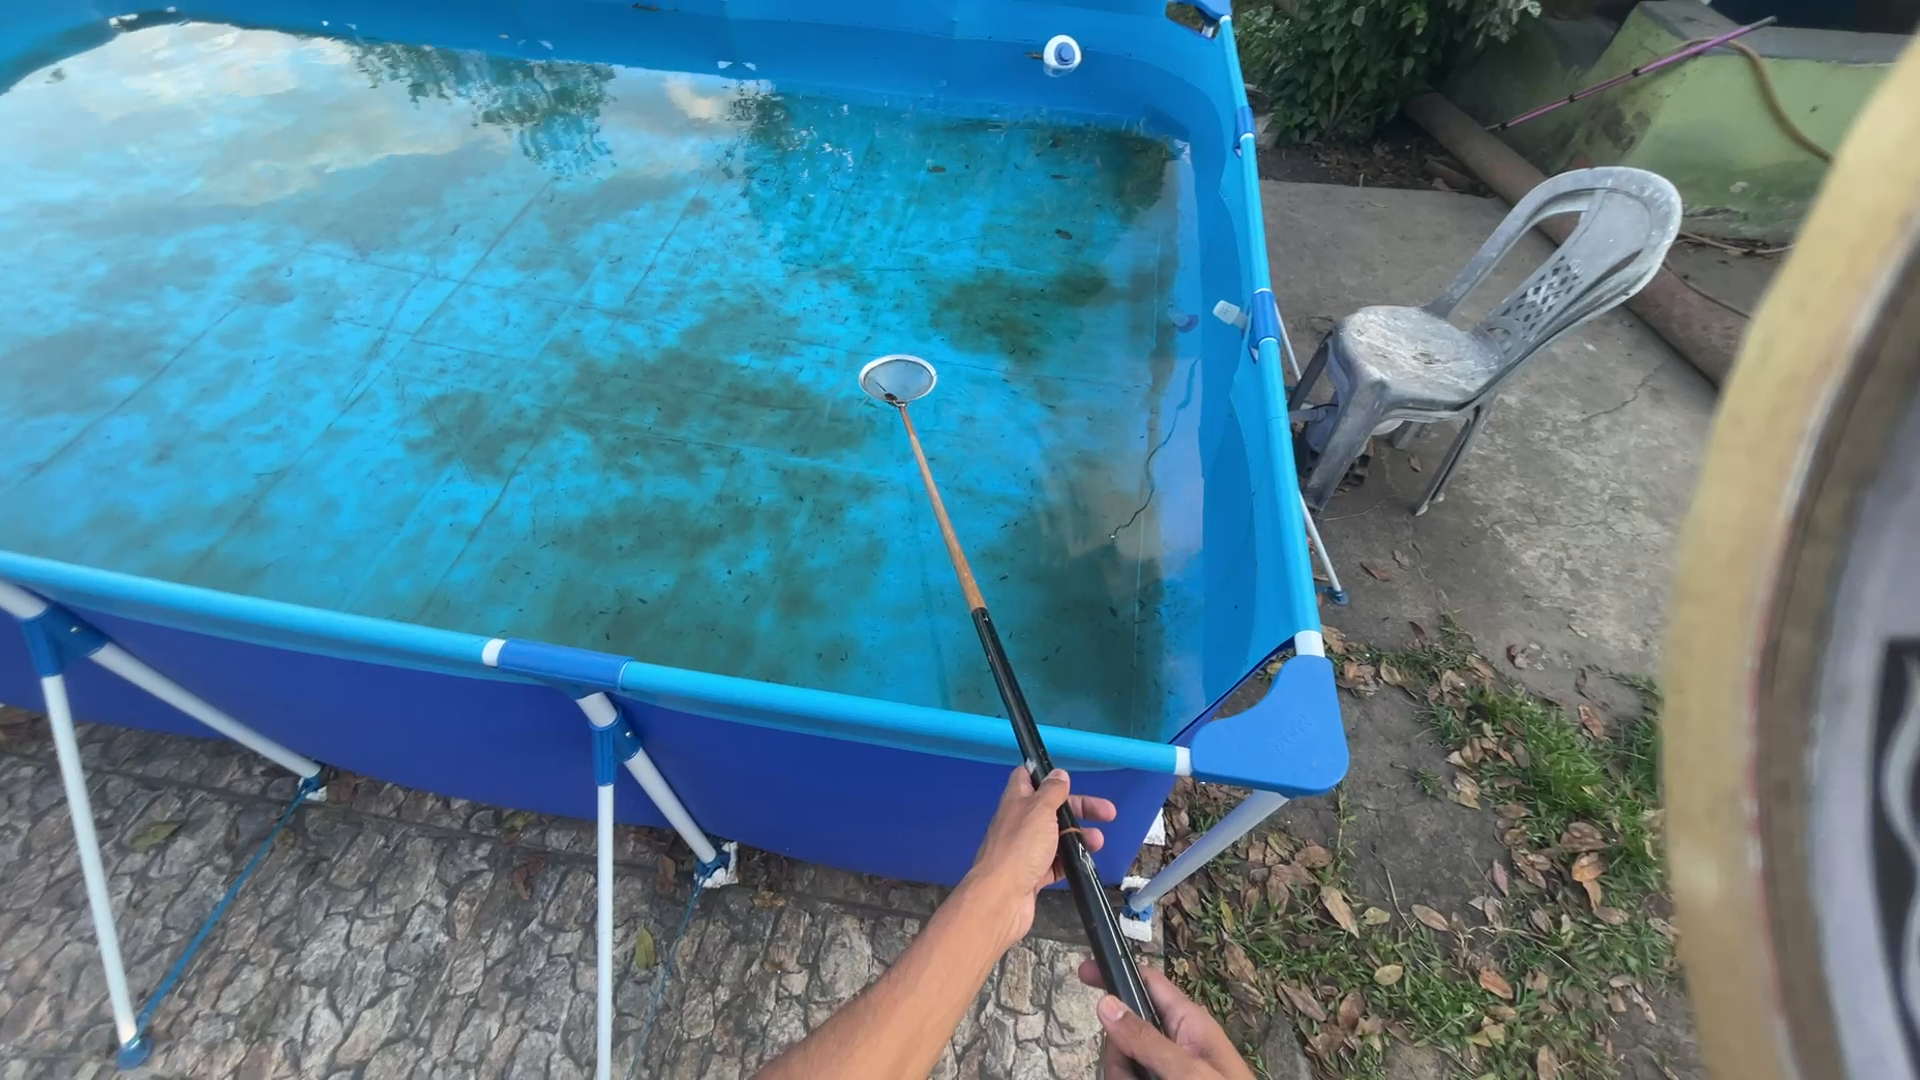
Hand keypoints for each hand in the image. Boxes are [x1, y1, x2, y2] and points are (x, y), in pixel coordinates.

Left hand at [960, 768, 1115, 947]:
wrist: (1002, 897)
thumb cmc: (1021, 847)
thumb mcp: (1039, 810)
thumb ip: (1051, 791)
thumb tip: (1058, 773)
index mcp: (1017, 799)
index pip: (1028, 777)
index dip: (1047, 775)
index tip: (1068, 780)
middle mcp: (1020, 821)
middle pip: (1052, 808)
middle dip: (1079, 808)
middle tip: (1107, 813)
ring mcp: (1026, 849)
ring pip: (1056, 836)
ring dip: (1079, 836)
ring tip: (1098, 842)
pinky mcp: (1032, 873)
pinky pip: (1055, 863)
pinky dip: (1070, 861)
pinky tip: (1084, 862)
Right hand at [1078, 959, 1256, 1079]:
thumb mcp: (1188, 1072)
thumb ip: (1147, 1039)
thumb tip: (1105, 1002)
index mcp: (1187, 1021)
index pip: (1145, 980)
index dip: (1114, 972)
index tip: (1083, 973)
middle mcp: (1174, 1041)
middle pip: (1125, 1030)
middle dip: (1118, 1054)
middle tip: (1130, 1076)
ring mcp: (1166, 1069)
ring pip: (1122, 1061)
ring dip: (1122, 1077)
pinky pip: (1129, 1078)